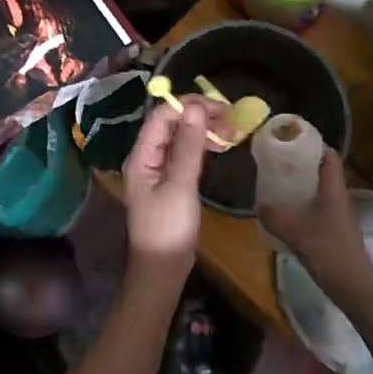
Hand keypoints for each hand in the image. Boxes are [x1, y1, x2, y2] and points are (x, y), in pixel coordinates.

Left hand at [123, 97, 213, 277]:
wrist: (162, 267)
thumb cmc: (168, 227)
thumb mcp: (181, 185)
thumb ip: (188, 146)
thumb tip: (196, 109)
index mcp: (141, 156)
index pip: (162, 116)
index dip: (189, 106)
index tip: (221, 107)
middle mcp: (145, 158)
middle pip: (169, 124)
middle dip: (198, 116)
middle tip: (231, 118)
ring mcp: (156, 170)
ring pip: (178, 139)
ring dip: (202, 130)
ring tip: (231, 130)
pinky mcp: (169, 182)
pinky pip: (183, 154)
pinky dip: (200, 146)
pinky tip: (219, 146)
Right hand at [256, 149, 372, 275]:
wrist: (353, 285)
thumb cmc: (327, 251)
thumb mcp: (293, 232)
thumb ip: (274, 215)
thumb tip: (258, 204)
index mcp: (334, 191)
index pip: (330, 157)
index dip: (313, 144)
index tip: (291, 140)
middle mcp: (339, 197)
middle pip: (323, 171)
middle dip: (302, 163)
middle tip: (277, 160)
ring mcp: (339, 214)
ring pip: (320, 189)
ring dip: (302, 183)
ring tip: (277, 182)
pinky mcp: (335, 228)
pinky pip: (318, 206)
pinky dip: (303, 202)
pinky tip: (287, 210)